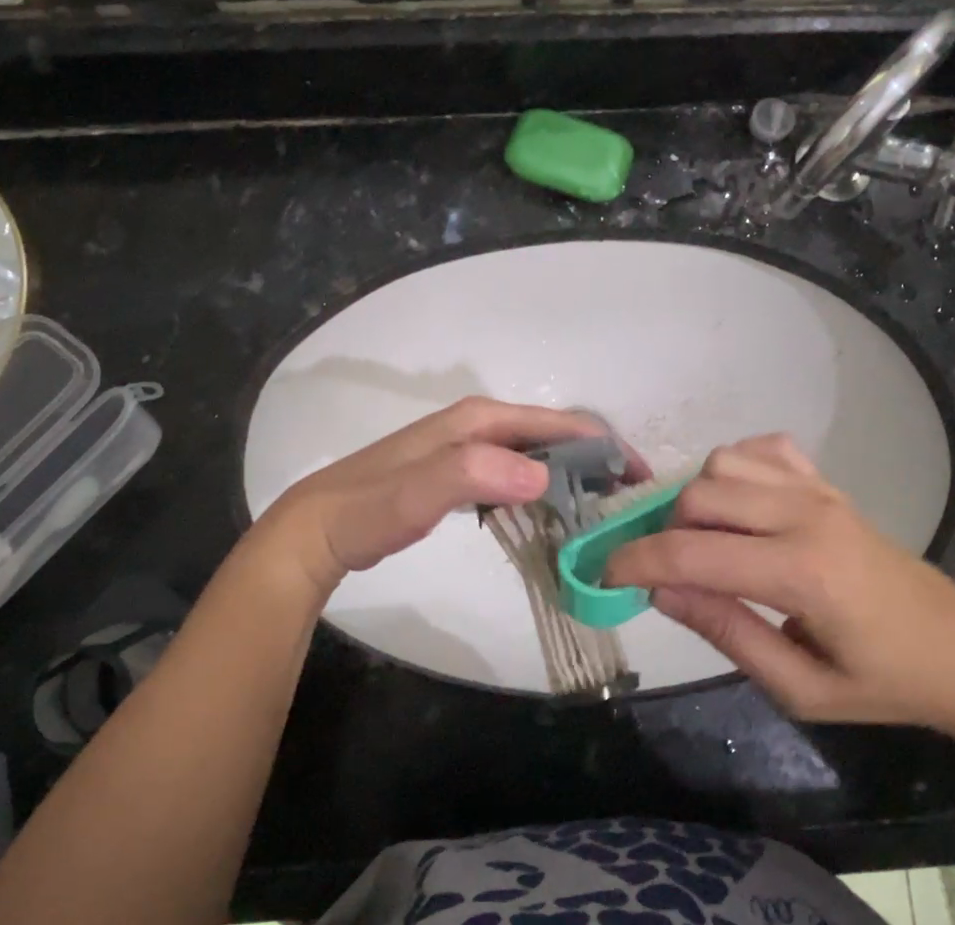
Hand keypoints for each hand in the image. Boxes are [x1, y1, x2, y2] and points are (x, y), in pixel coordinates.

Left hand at [253, 398, 639, 594]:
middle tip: (628, 500)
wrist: (316, 530)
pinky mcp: (455, 477)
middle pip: (549, 437)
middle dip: (593, 461)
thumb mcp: (415, 492)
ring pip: (533, 457)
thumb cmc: (367, 509)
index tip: (638, 476)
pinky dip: (540, 491)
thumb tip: (543, 477)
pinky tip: (549, 517)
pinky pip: (513, 477)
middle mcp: (475, 429)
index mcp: (476, 422)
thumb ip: (472, 476)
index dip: (601, 445)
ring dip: (570, 477)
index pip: (555, 424)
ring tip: (602, 510)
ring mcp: (464, 452)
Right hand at [605, 434, 954, 733]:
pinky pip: (765, 450)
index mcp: (802, 573)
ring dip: (696, 500)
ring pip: (724, 464)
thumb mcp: (800, 689)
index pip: (692, 554)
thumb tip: (660, 592)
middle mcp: (807, 515)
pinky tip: (739, 506)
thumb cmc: (884, 683)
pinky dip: (736, 468)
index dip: (636, 563)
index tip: (604, 576)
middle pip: (700, 496)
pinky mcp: (830, 485)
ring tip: (701, 544)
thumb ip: (727, 634)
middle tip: (660, 574)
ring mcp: (821, 492)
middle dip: (662, 533)